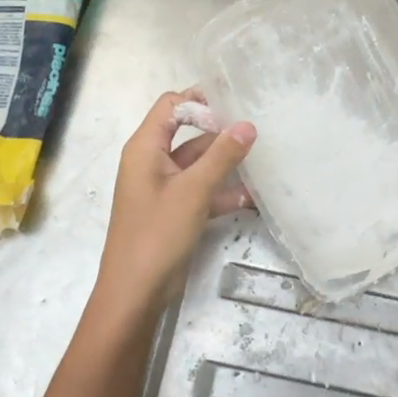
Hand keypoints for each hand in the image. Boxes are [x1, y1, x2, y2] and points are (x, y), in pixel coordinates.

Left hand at [94, 91, 255, 320]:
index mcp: (145, 148)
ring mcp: (163, 187)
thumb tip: (248, 124)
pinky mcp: (174, 210)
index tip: (234, 108)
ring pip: (198, 163)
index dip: (200, 102)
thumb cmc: (156, 235)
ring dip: (226, 163)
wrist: (134, 295)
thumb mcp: (193, 192)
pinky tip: (252, 197)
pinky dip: (222, 192)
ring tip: (263, 160)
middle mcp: (151, 161)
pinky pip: (201, 190)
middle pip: (188, 132)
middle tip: (257, 129)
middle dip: (220, 131)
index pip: (171, 106)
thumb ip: (221, 156)